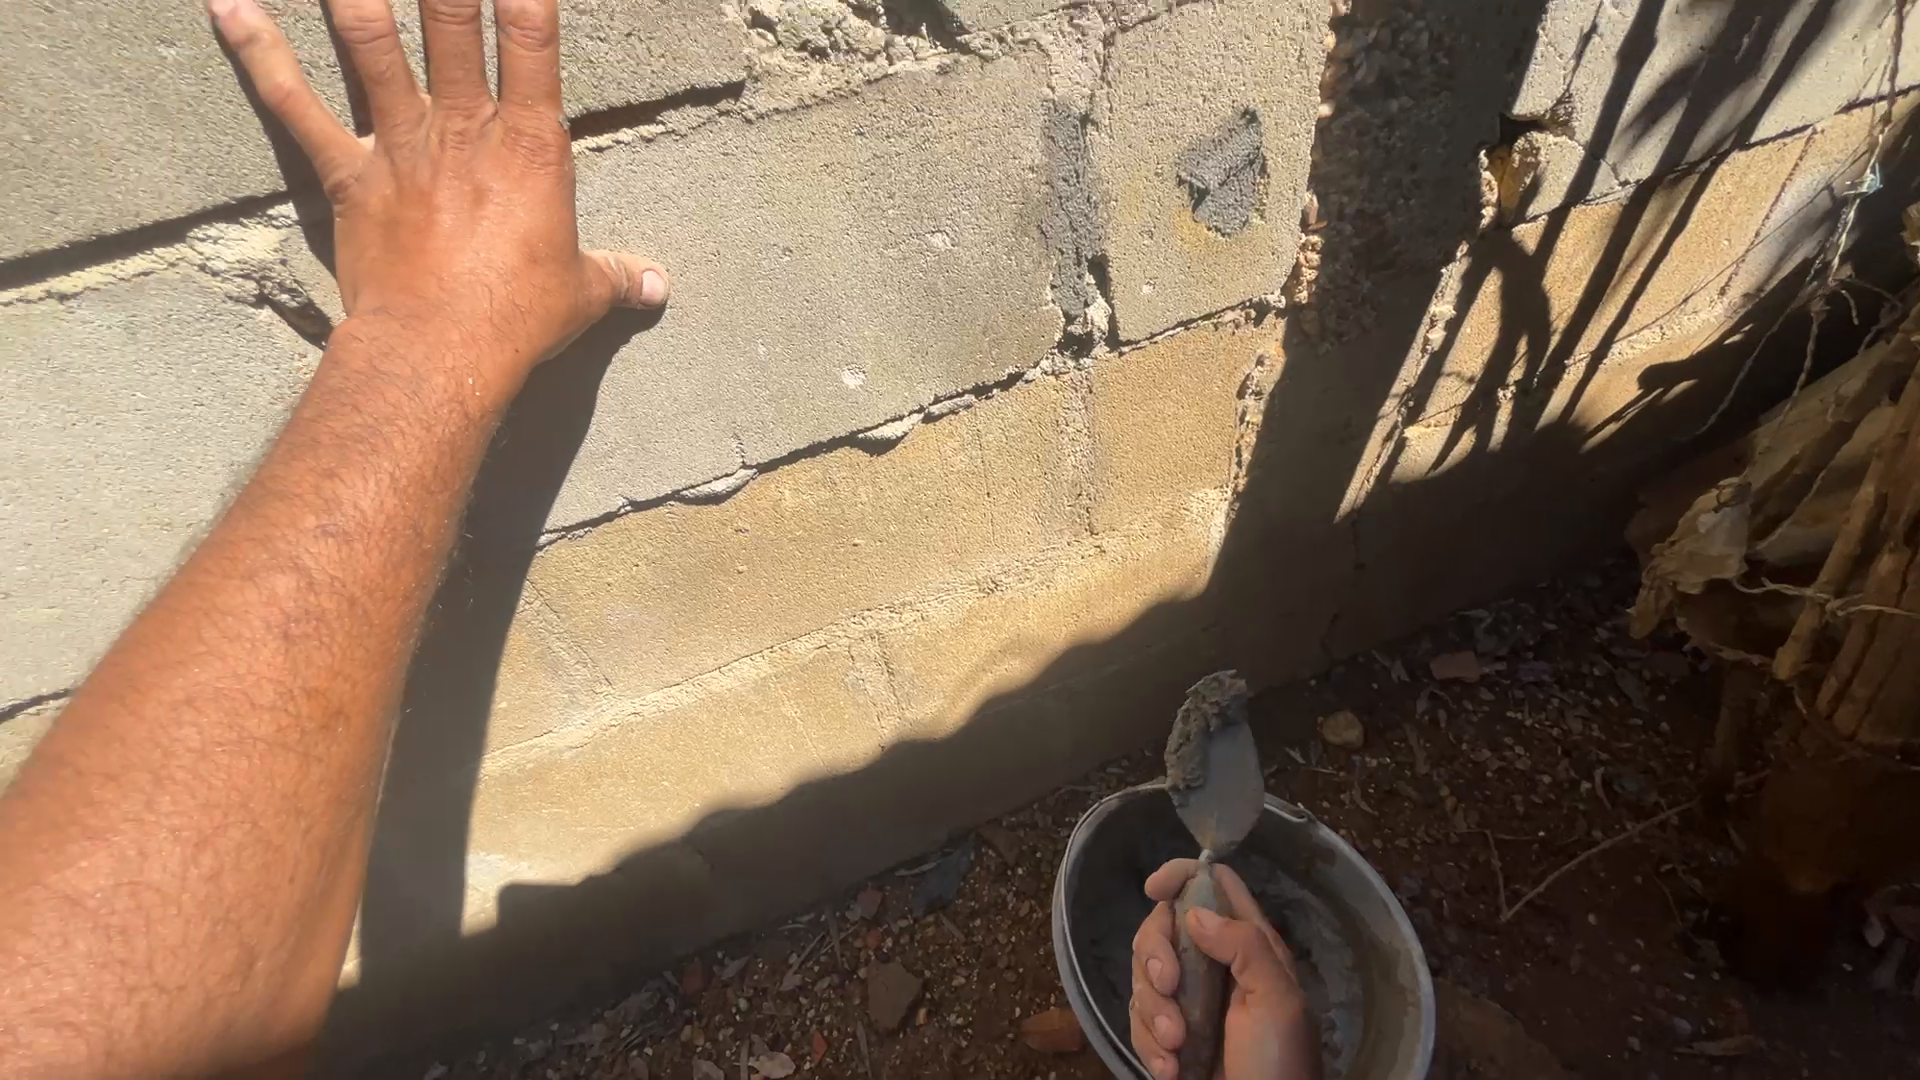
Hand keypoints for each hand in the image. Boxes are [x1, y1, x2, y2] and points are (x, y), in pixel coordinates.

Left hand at [209, 0, 668, 403]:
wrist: (445, 345)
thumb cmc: (522, 315)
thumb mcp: (587, 295)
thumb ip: (624, 278)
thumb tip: (660, 286)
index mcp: (531, 151)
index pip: (532, 47)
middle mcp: (463, 129)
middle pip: (448, 21)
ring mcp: (400, 143)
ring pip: (368, 41)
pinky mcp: (346, 173)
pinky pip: (291, 101)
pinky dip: (257, 52)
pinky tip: (230, 6)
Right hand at [1130, 860, 1321, 1079]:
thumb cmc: (1280, 1069)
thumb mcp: (1280, 1004)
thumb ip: (1246, 946)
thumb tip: (1194, 913)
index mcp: (1248, 946)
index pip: (1211, 883)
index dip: (1180, 875)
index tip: (1154, 891)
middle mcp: (1214, 963)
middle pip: (1162, 924)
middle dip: (1155, 954)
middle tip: (1169, 987)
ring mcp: (1188, 999)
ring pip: (1143, 971)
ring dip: (1153, 1008)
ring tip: (1176, 1045)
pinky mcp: (1167, 1035)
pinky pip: (1138, 1017)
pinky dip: (1148, 1042)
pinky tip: (1170, 1069)